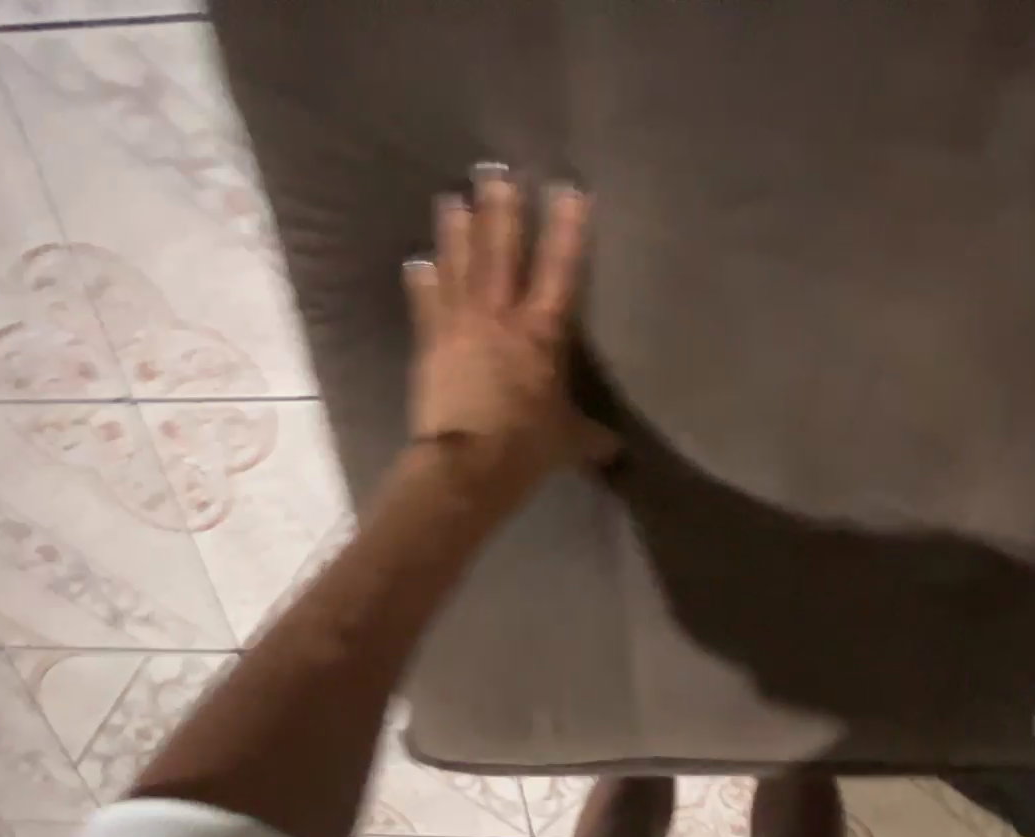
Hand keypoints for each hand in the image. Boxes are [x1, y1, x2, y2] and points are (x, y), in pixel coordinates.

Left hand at [403, 165, 618, 483]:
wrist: (467, 465)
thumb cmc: (527, 446)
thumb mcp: (569, 441)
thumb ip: (592, 437)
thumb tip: (616, 450)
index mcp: (542, 334)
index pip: (560, 272)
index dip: (567, 230)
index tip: (568, 191)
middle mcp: (500, 318)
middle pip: (501, 254)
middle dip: (501, 212)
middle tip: (495, 172)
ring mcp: (460, 327)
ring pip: (460, 268)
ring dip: (457, 232)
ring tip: (453, 198)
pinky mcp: (431, 345)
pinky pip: (427, 305)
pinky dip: (423, 282)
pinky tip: (418, 261)